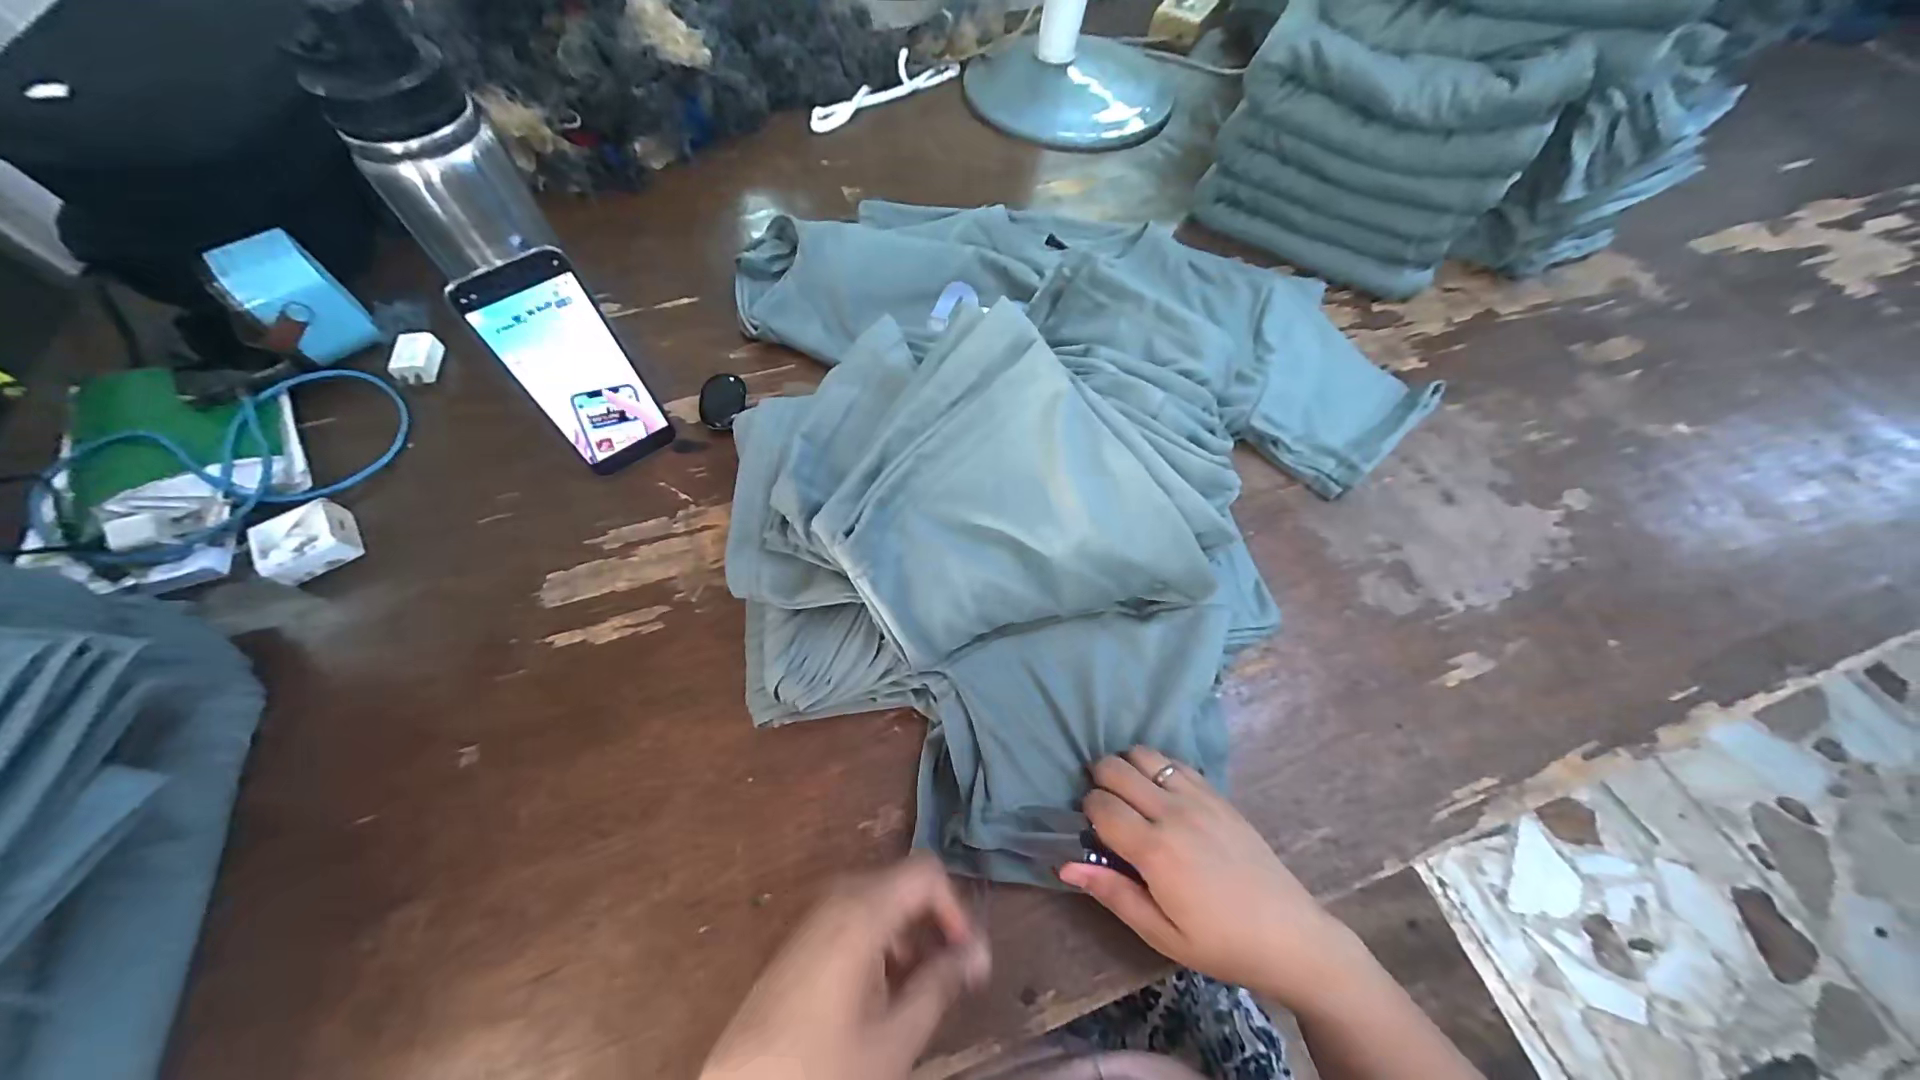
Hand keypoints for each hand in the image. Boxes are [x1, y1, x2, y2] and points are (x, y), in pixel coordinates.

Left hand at [701, 855, 991, 1079]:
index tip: (967, 956)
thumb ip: (941, 984)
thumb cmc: (824, 1065)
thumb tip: (979, 952)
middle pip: (903, 884)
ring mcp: (814, 914)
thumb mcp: (894, 1036)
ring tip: (916, 991)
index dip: (955, 907)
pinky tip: (878, 993)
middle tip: (951, 976)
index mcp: (861, 909)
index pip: (926, 872)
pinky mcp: (800, 936)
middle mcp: (837, 896)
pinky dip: (879, 941)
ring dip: (908, 936)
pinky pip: (853, 917)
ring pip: (880, 901)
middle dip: (933, 923)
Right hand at [1057, 747, 1364, 1008]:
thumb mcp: (1161, 933)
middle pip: (1115, 767)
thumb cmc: (1220, 943)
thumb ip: (1112, 893)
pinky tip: (1162, 794)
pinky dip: (1157, 768)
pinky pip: (1176, 762)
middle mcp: (1173, 812)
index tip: (1092, 830)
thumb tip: (1065, 866)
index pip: (1100, 804)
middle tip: (1106, 809)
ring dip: (1127, 767)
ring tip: (1131, 796)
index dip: (1087, 810)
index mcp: (1155, 850)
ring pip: (1144, 754)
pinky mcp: (1218, 795)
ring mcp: (1199, 798)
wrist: (1291, 936)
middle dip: (1099, 780)